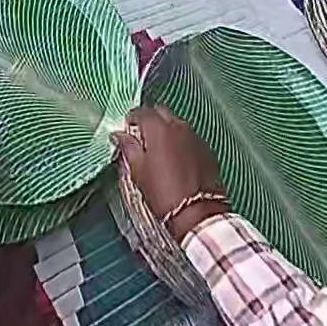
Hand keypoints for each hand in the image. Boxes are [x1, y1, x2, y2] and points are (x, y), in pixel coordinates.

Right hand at [114, 105, 227, 239]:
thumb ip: (128, 147)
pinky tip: (177, 157)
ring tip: (159, 149)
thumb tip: (119, 134)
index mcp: (159, 129)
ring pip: (177, 123)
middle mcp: (179, 126)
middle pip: (161, 111)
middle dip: (150, 119)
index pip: (141, 112)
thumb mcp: (139, 171)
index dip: (131, 119)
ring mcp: (195, 136)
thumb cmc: (163, 192)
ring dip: (166, 129)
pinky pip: (190, 136)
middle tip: (142, 137)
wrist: (198, 214)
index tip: (127, 131)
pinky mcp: (207, 149)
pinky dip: (181, 140)